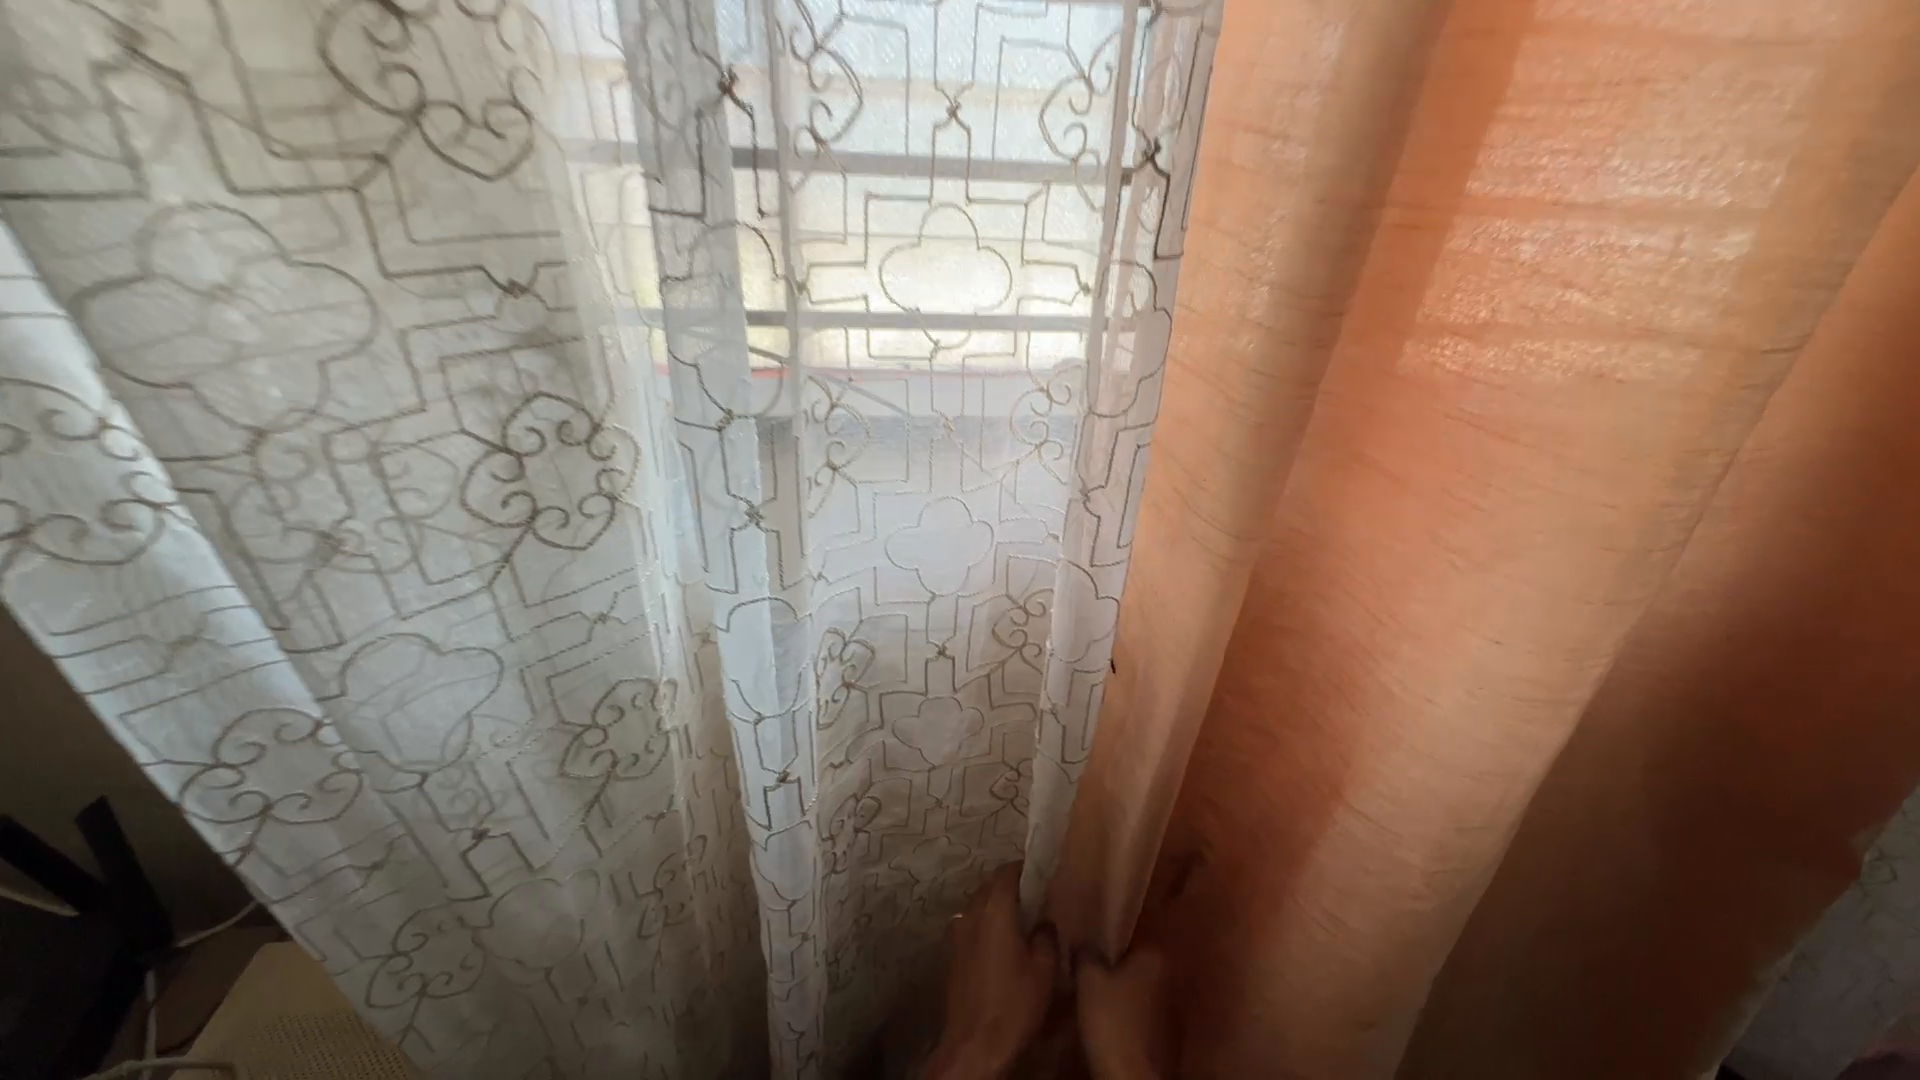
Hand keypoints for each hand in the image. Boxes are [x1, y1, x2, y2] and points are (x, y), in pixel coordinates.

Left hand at [925, 863, 1056, 1079]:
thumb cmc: (1014, 1003)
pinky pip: (970, 927)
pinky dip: (984, 926)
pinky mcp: (951, 954)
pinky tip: (1000, 946)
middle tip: (1033, 899)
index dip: (1023, 869)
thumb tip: (1044, 923)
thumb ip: (1046, 936)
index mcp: (994, 910)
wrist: (974, 1045)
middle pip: (989, 886)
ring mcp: (956, 934)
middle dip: (1009, 887)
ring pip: (977, 906)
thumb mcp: (1044, 969)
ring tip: (1018, 923)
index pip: (1006, 872)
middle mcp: (970, 914)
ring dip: (995, 907)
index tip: (1040, 875)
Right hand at [1077, 943, 1173, 1079]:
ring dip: (1120, 995)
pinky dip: (1127, 1016)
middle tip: (1086, 977)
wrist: (1130, 1076)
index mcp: (1155, 955)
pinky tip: (1108, 1023)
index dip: (1104, 947)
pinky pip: (1141, 1016)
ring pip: (1137, 992)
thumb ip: (1085, 952)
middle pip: (1133, 966)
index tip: (1086, 956)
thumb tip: (1083, 943)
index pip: (1126, 941)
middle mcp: (1169, 977)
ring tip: (1094, 1001)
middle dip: (1113, 971)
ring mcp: (1171, 1009)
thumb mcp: (1088, 977)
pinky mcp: (1167, 1036)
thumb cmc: (1111, 1017)